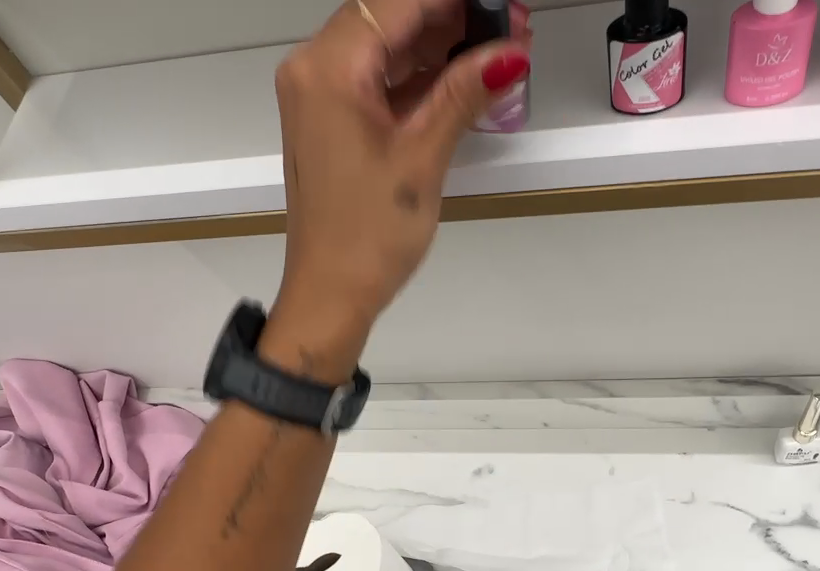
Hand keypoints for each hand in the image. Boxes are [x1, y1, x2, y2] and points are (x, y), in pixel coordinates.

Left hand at [265, 0, 531, 379]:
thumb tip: (505, 53)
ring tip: (490, 59)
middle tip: (505, 33)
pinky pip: (375, 81)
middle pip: (390, 18)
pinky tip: (456, 85)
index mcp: (329, 70)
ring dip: (436, 49)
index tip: (499, 9)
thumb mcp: (422, 158)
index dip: (453, 2)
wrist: (331, 293)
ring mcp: (319, 97)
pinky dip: (414, 79)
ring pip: (384, 48)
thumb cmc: (363, 239)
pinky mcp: (329, 123)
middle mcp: (314, 72)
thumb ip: (462, 95)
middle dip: (449, 21)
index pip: (399, 2)